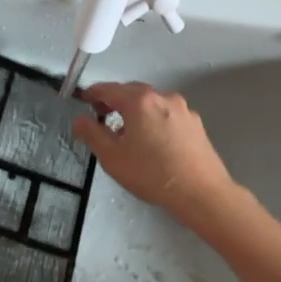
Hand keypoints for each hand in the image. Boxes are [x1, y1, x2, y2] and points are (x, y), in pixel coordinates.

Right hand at [72, 81, 237, 216]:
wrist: (201, 192)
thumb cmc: (151, 173)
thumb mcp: (112, 157)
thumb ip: (92, 134)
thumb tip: (79, 120)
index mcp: (139, 101)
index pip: (109, 89)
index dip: (92, 93)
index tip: (83, 100)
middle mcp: (163, 97)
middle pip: (132, 92)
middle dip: (114, 101)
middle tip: (101, 116)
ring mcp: (183, 109)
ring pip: (151, 102)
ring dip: (135, 110)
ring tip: (127, 131)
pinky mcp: (195, 123)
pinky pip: (167, 114)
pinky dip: (154, 119)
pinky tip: (153, 140)